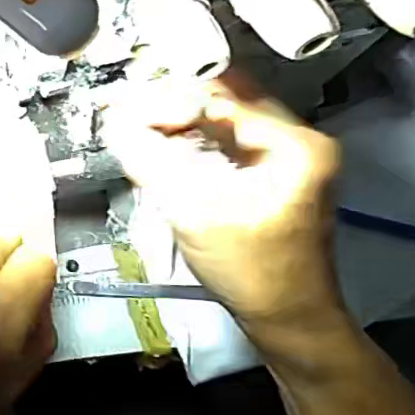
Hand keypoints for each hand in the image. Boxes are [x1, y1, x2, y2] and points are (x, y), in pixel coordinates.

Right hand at [105, 74, 349, 345]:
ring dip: (180, 122)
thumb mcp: (195, 214)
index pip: (221, 96)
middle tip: (130, 117)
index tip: (131, 113)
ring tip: (140, 129)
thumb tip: (117, 126)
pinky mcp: (272, 173)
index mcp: (294, 145)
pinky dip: (194, 139)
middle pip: (224, 101)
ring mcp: (287, 157)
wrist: (287, 318)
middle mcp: (297, 141)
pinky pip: (226, 139)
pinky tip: (166, 147)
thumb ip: (151, 165)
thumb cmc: (254, 273)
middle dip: (172, 106)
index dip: (171, 100)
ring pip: (223, 119)